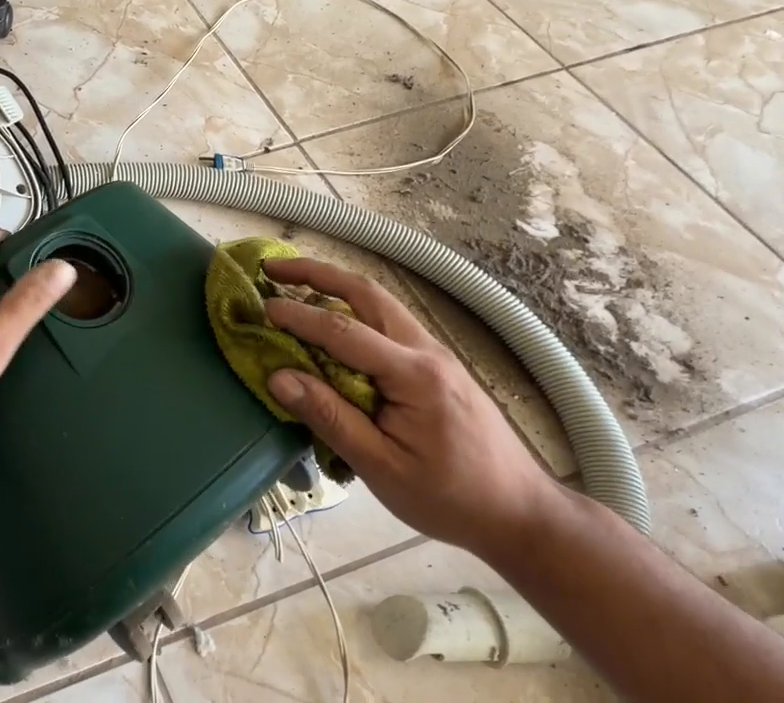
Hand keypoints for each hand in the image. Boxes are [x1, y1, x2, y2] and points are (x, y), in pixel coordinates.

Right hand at [261, 258, 562, 556]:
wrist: (522, 514)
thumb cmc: (451, 497)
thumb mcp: (382, 466)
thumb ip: (330, 417)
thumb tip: (279, 378)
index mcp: (415, 375)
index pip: (344, 331)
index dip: (299, 315)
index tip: (261, 308)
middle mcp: (427, 351)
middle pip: (367, 294)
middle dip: (317, 273)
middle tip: (272, 269)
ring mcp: (435, 355)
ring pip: (380, 303)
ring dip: (334, 285)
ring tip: (294, 282)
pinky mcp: (437, 367)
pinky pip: (388, 323)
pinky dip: (352, 307)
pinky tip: (332, 321)